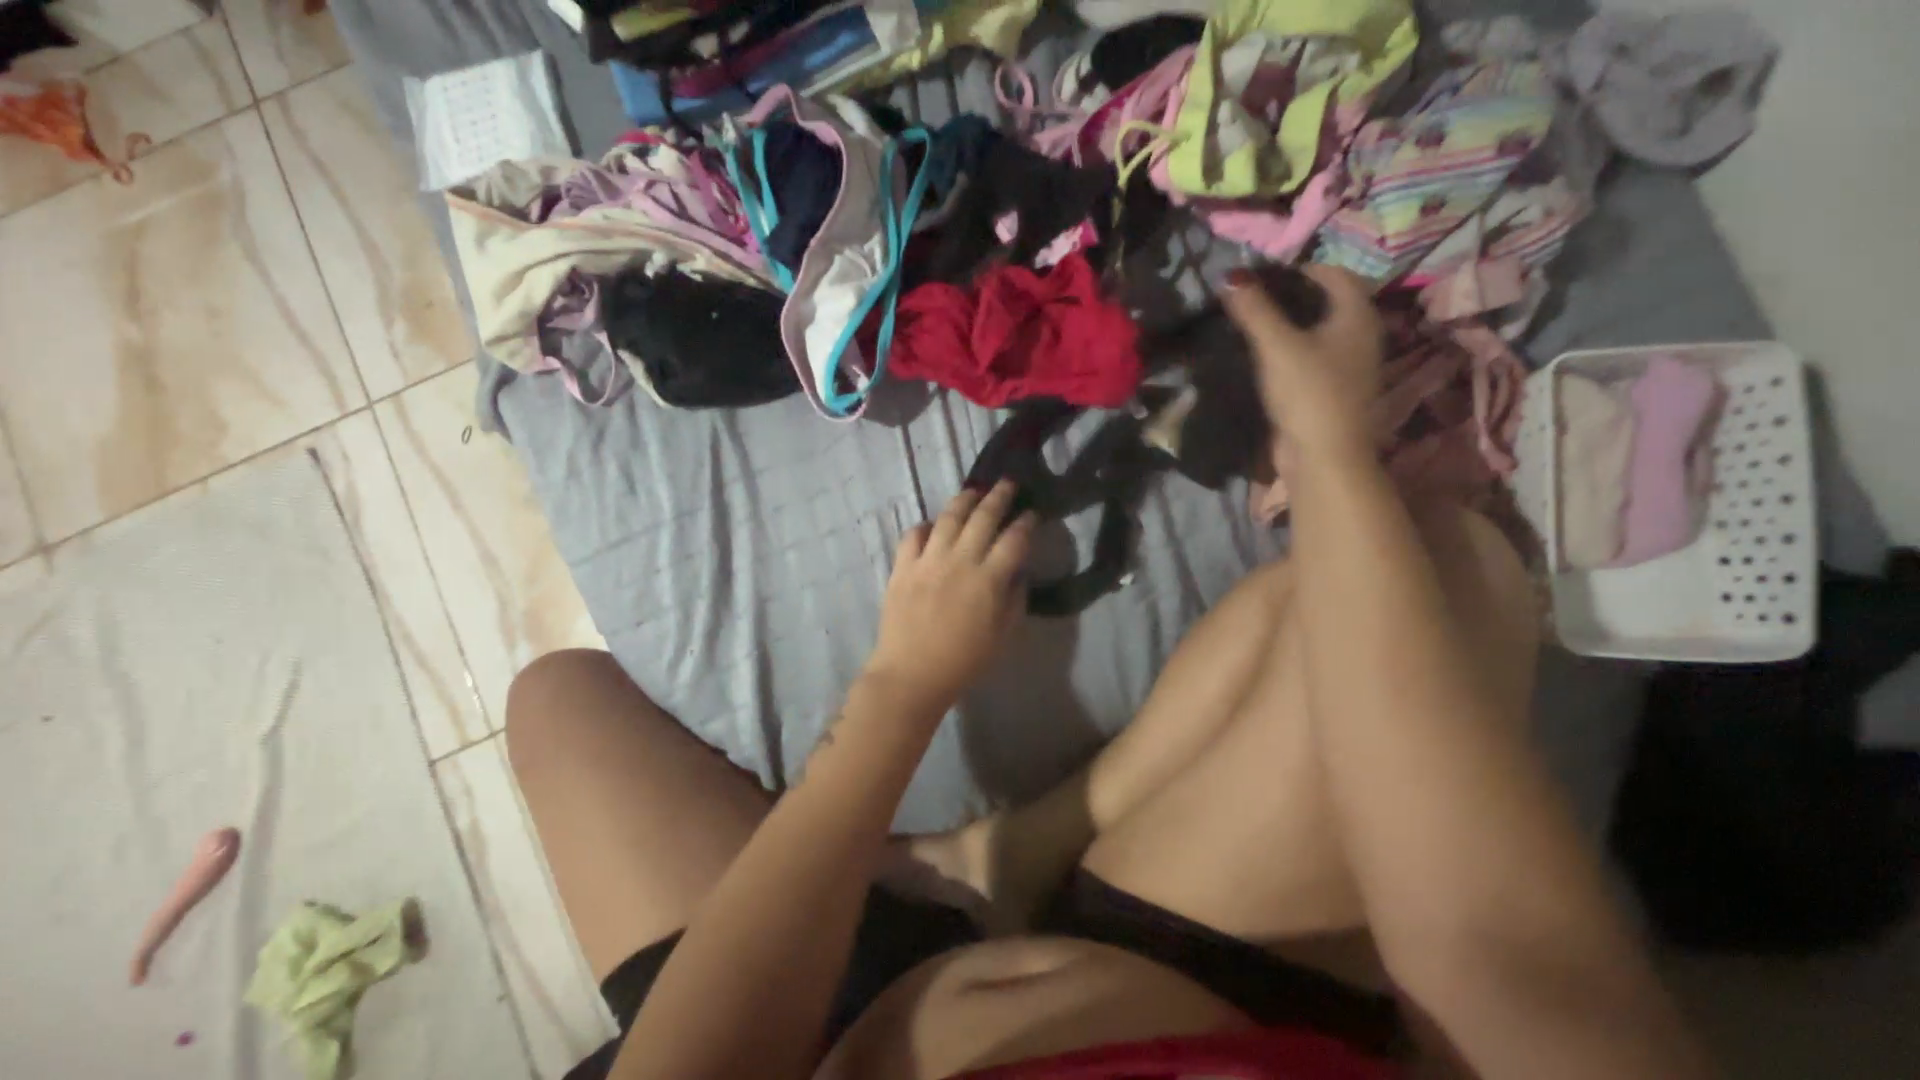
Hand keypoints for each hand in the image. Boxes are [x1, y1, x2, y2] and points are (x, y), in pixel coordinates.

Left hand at [868, 481, 1034, 707]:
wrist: (911, 674)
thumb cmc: (963, 661)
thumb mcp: (1002, 636)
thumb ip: (1014, 600)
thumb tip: (1017, 573)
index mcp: (989, 579)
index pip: (1014, 539)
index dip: (1026, 522)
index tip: (1032, 513)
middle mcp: (960, 561)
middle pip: (983, 517)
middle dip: (999, 496)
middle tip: (1008, 484)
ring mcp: (928, 560)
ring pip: (948, 517)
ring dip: (964, 499)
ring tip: (974, 491)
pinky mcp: (902, 567)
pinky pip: (913, 534)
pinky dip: (925, 525)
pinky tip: (932, 526)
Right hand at [1221, 264, 1383, 463]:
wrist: (1324, 457)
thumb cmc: (1308, 392)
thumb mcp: (1276, 345)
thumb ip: (1254, 309)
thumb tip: (1230, 276)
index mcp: (1358, 315)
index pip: (1332, 273)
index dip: (1298, 270)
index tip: (1262, 279)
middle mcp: (1362, 335)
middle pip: (1327, 302)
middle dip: (1291, 298)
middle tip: (1253, 300)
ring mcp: (1350, 366)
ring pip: (1319, 332)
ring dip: (1289, 326)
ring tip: (1253, 326)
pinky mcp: (1333, 391)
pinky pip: (1312, 358)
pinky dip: (1291, 352)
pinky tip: (1264, 359)